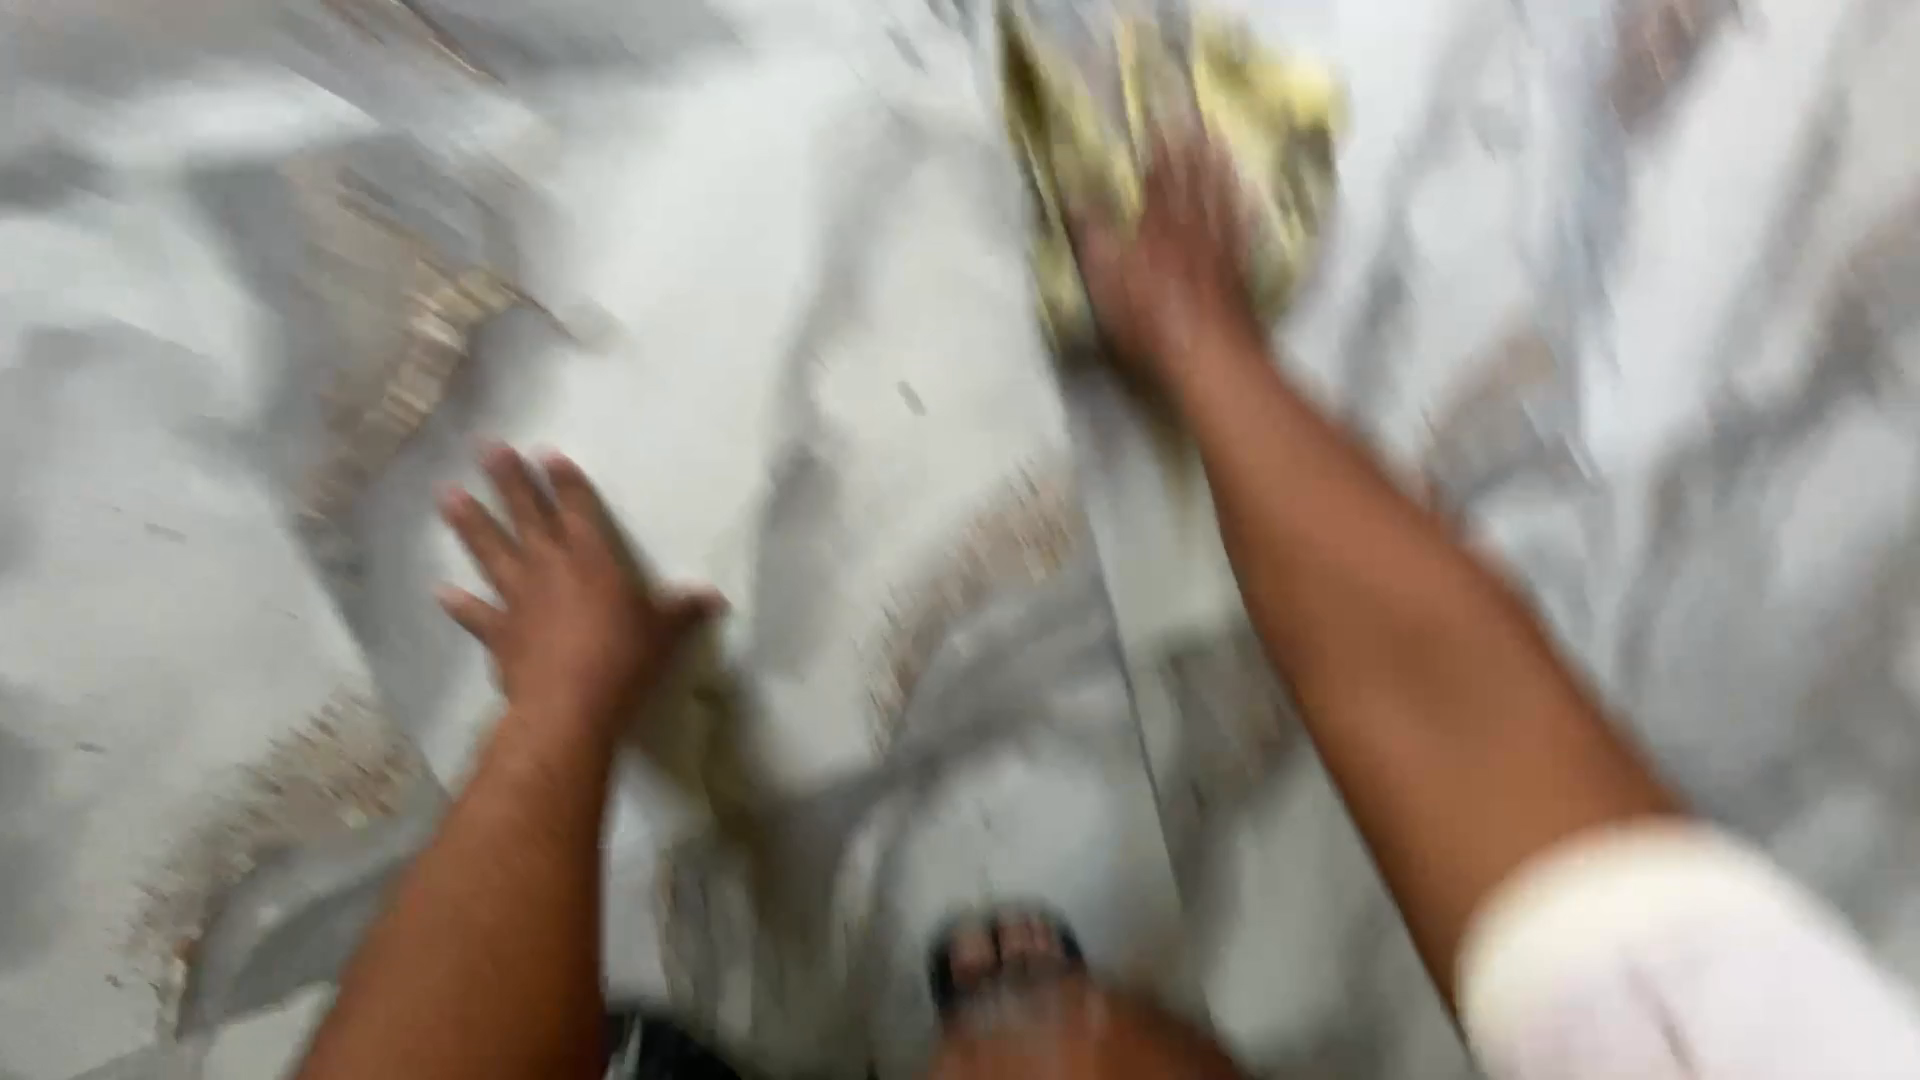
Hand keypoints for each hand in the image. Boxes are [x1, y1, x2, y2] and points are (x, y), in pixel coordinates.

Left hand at [437, 444, 723, 733]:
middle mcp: (550, 568)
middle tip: (488, 449)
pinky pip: (477, 614)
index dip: (564, 481)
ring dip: (471, 524)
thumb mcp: (666, 631)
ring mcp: (518, 599)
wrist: (570, 706)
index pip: (578, 509)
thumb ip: (684, 610)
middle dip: (509, 482)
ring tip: (448, 494)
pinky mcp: (499, 634)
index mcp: (593, 559)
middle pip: (527, 516)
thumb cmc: (625, 658)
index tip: (547, 454)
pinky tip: (442, 592)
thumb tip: (714, 598)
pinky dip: (460, 604)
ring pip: (491, 552)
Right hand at [1072, 131, 1263, 381]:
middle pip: (1193, 184)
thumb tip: (1072, 197)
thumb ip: (1092, 238)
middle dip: (1192, 148)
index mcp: (1156, 233)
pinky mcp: (1237, 276)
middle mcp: (1191, 234)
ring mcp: (1218, 253)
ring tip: (1221, 144)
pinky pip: (1241, 233)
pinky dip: (1242, 212)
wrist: (1209, 358)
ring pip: (1220, 201)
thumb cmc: (1151, 326)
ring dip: (1219, 171)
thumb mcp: (1108, 285)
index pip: (1157, 180)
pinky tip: (1246, 201)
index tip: (1160, 116)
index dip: (1159, 148)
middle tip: (1196, 116)